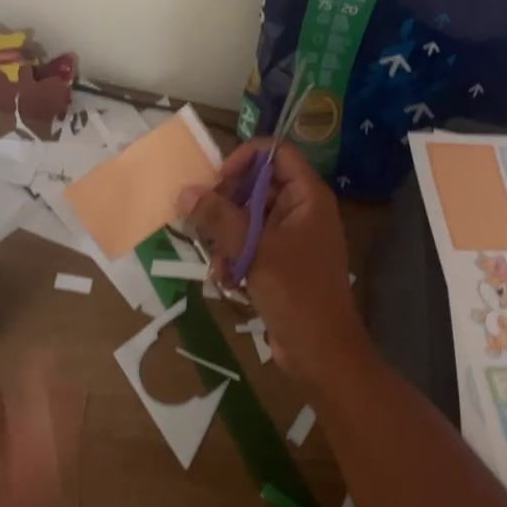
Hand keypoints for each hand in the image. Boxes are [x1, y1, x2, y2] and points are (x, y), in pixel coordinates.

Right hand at [176, 140, 369, 383]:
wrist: (322, 353)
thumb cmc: (296, 293)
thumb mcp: (253, 251)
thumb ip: (218, 218)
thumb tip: (185, 192)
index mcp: (307, 196)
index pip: (276, 153)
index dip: (245, 159)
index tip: (218, 181)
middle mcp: (301, 210)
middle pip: (256, 186)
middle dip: (227, 207)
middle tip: (204, 224)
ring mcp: (292, 237)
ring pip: (247, 218)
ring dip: (226, 238)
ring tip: (218, 264)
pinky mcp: (281, 263)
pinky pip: (250, 245)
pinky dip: (235, 258)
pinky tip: (227, 281)